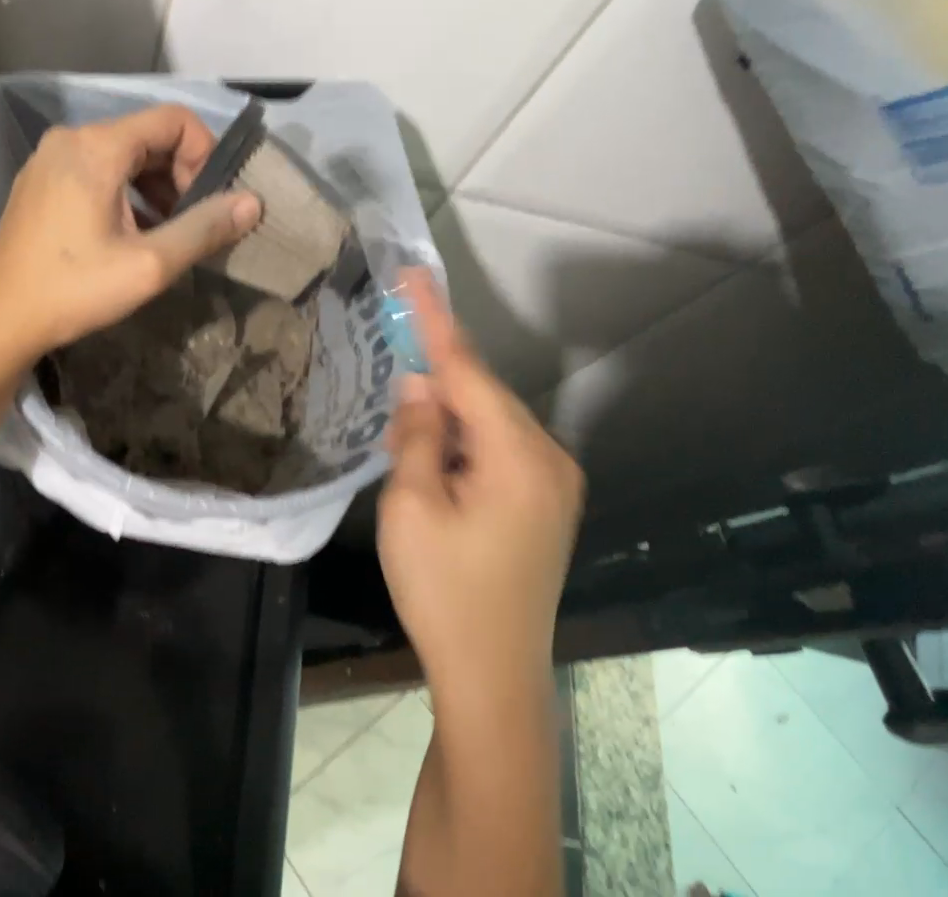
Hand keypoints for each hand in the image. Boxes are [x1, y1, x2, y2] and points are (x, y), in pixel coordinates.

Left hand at [0, 104, 262, 361]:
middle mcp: (69, 140)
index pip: (172, 120)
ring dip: (153, 187)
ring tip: (164, 233)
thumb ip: (203, 228)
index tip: (210, 200)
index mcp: (96, 147)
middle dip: (179, 175)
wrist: (2, 319)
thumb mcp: (149, 264)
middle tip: (191, 223)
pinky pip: (93, 171)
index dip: (204, 153)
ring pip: (120, 155)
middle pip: (146, 135)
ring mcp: (48, 160)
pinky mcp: (38, 183)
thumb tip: (252, 202)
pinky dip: (123, 192)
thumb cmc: (75, 290)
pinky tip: (129, 234)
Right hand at [378, 269, 583, 678]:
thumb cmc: (442, 590)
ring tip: (406, 447)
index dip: (435, 320)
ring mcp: (557, 485)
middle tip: (390, 384)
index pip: (468, 370)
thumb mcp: (411, 507)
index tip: (413, 274)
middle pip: (484, 396)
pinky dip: (464, 446)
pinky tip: (436, 468)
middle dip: (436, 382)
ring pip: (492, 425)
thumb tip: (420, 383)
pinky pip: (501, 452)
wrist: (492, 673)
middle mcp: (551, 460)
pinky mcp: (548, 507)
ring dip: (447, 419)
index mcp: (519, 456)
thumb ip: (417, 435)